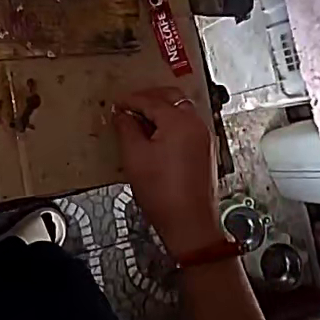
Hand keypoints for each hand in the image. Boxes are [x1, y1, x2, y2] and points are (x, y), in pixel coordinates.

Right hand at [113, 86, 225, 257]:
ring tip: (138, 121)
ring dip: (160, 110)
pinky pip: (186, 126)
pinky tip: (154, 136)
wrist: (188, 221)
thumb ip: (126, 129)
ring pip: (181, 111)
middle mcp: (196, 125)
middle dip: (149, 98)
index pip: (151, 101)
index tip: (116, 105)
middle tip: (128, 106)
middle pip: (172, 98)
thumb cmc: (161, 190)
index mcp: (179, 122)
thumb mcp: (134, 156)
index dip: (130, 101)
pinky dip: (170, 123)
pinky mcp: (204, 151)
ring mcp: (204, 138)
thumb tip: (122, 115)